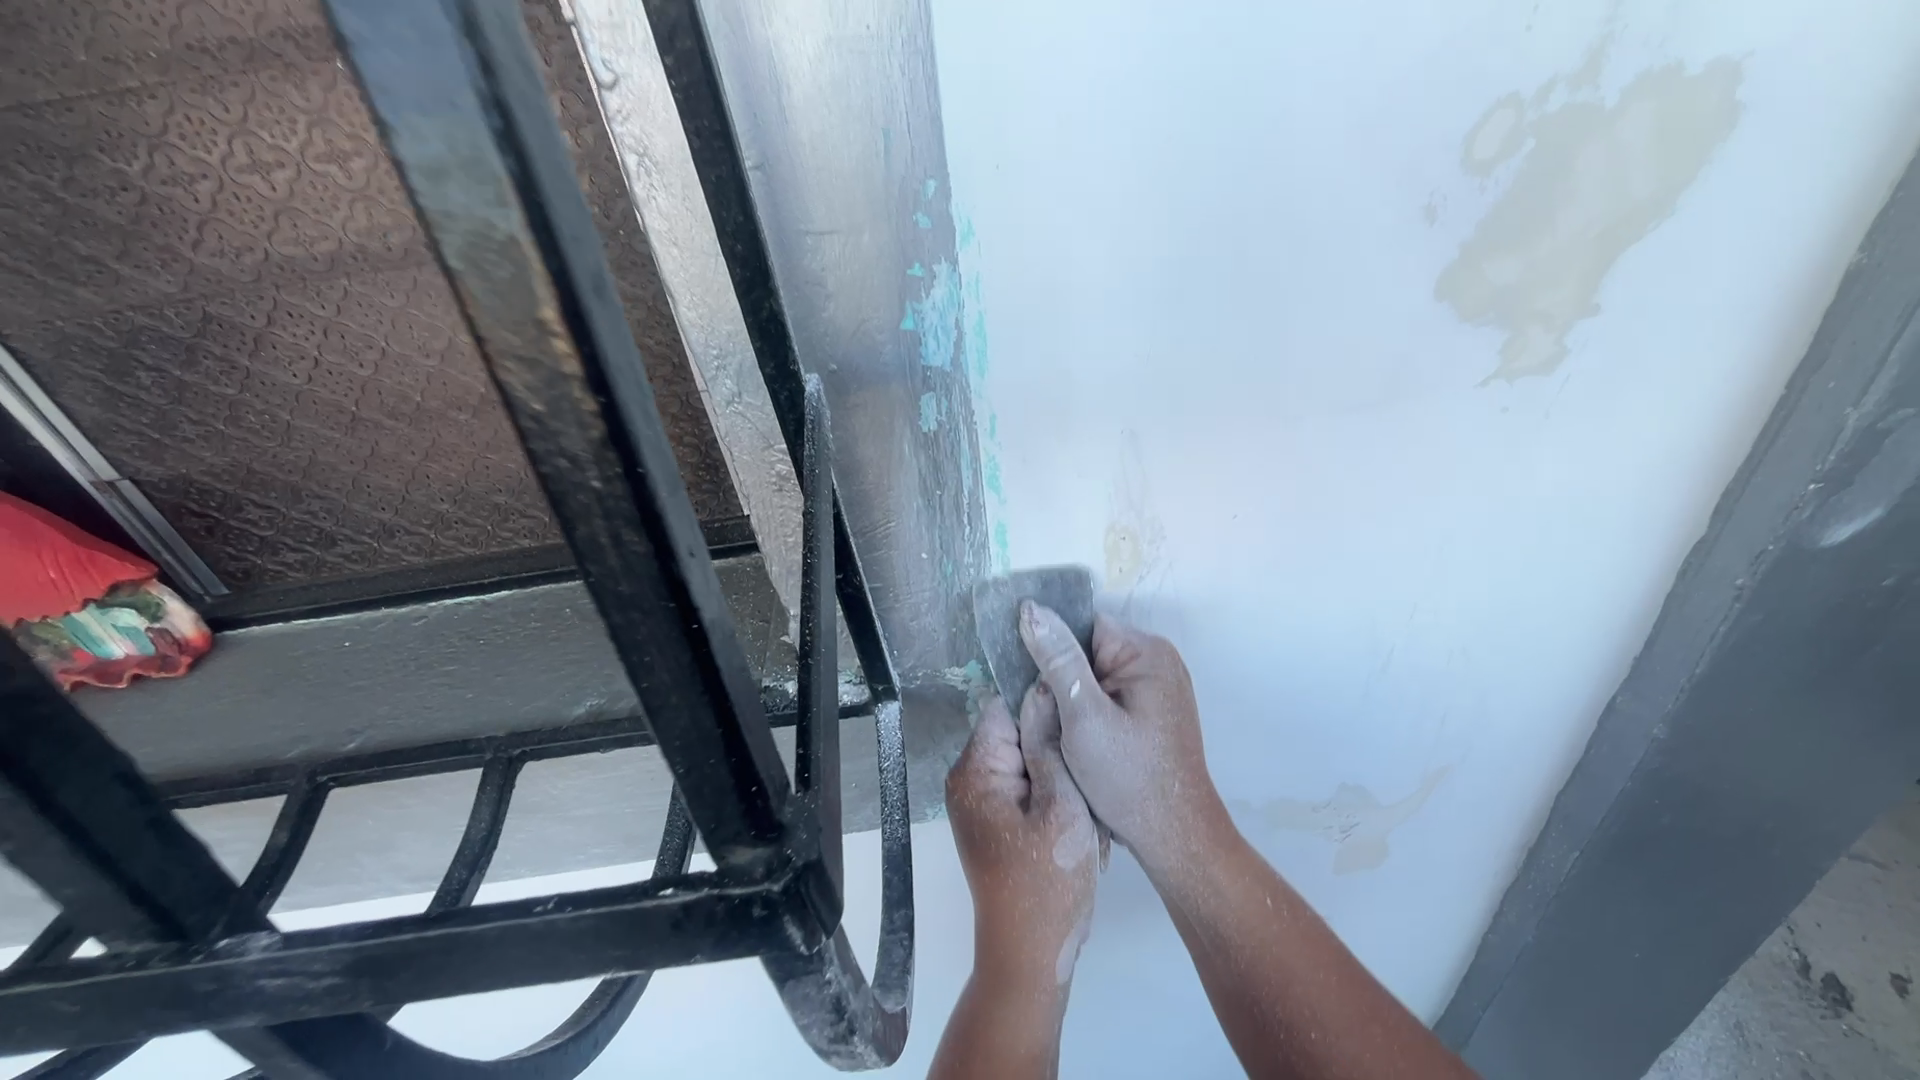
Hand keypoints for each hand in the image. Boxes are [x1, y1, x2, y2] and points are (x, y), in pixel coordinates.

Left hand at [945, 686, 1099, 986]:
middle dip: (1060, 752)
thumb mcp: (1060, 804)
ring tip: (1091, 813)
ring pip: (1034, 765)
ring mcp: (985, 803)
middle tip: (1094, 777)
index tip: (1084, 713)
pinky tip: (1083, 832)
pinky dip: (1059, 805)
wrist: (1033, 953)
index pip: (1006, 708)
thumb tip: (1041, 687)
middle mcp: (971, 779)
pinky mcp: (1001, 822)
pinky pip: (1033, 793)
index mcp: (976, 769)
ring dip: (1065, 783)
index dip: (1045, 703)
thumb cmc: (1048, 879)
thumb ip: (1049, 743)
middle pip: (1021, 735)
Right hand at [1019, 601, 1219, 874]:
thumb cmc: (1129, 778)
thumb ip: (1057, 660)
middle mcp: (1157, 661)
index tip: (1034, 688)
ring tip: (1063, 737)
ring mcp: (1157, 689)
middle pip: (1085, 652)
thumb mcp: (1084, 717)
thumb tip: (1030, 608)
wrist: (1173, 837)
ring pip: (1091, 679)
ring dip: (1071, 703)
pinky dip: (1087, 717)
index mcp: (1147, 652)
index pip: (1082, 627)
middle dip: (1060, 682)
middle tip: (1048, 721)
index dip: (1053, 653)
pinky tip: (1080, 744)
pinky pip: (1105, 700)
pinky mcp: (1152, 714)